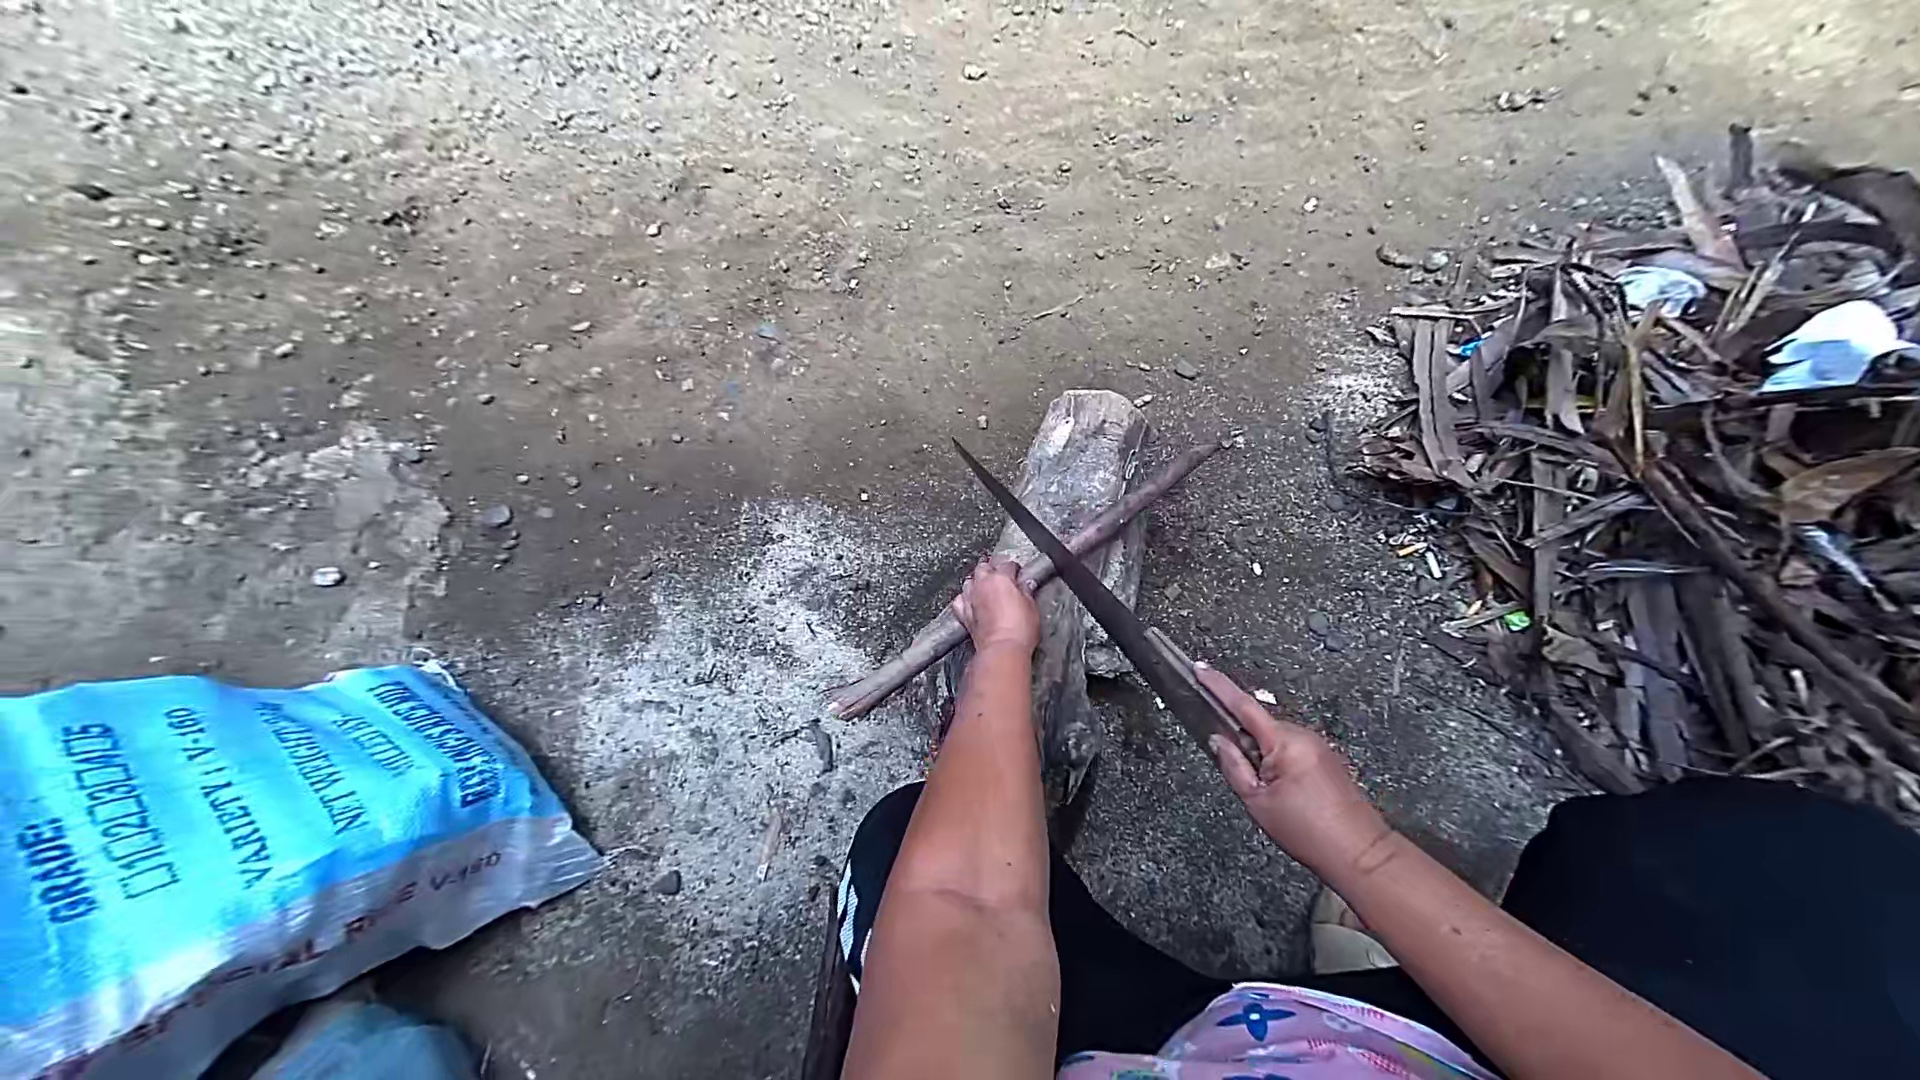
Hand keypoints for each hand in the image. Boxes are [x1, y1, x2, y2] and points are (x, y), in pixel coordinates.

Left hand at [951, 555, 1039, 654]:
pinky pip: (960, 600)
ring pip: (969, 581)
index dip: (1014, 569)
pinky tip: (970, 601)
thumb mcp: (1031, 606)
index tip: (1018, 573)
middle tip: (1001, 575)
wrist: (1002, 649)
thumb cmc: (1019, 629)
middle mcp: (982, 584)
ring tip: (985, 586)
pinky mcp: (964, 614)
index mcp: (1001, 578)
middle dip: (991, 568)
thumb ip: (1027, 591)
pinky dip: (964, 598)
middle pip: (983, 567)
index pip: (1008, 564)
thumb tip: (1026, 584)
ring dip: (977, 581)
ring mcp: (971, 598)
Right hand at [1196, 663, 1393, 876]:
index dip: (1217, 684)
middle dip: (1243, 742)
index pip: (1242, 704)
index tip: (1201, 670)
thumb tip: (1217, 740)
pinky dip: (1278, 762)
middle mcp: (1303, 736)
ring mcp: (1317, 744)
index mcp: (1285, 742)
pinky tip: (1286, 792)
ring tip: (1273, 794)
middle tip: (1246, 779)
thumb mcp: (1256, 801)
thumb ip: (1232, 764)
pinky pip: (1290, 748)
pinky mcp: (1324, 756)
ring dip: (1262, 756)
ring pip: (1273, 738)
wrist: (1361, 854)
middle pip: (1257, 724)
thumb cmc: (1313, 833)